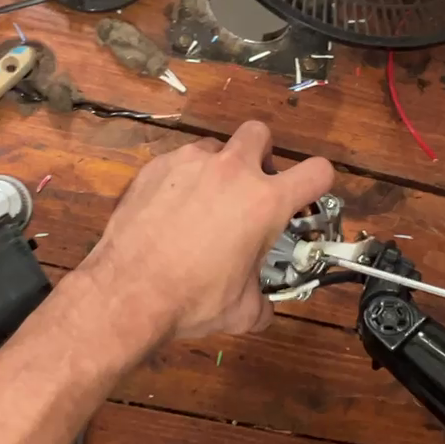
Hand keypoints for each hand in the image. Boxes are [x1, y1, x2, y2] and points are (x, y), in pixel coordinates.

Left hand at [77, 121, 333, 345]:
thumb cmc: (190, 299)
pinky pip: (178, 163)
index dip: (317, 181)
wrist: (127, 291)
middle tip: (251, 185)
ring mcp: (191, 163)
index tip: (305, 194)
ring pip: (215, 147)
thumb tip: (262, 309)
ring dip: (217, 168)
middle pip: (260, 133)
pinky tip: (170, 211)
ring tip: (204, 202)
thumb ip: (261, 300)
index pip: (316, 171)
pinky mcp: (156, 167)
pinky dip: (181, 181)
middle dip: (261, 153)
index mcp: (265, 202)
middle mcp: (231, 172)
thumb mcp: (242, 310)